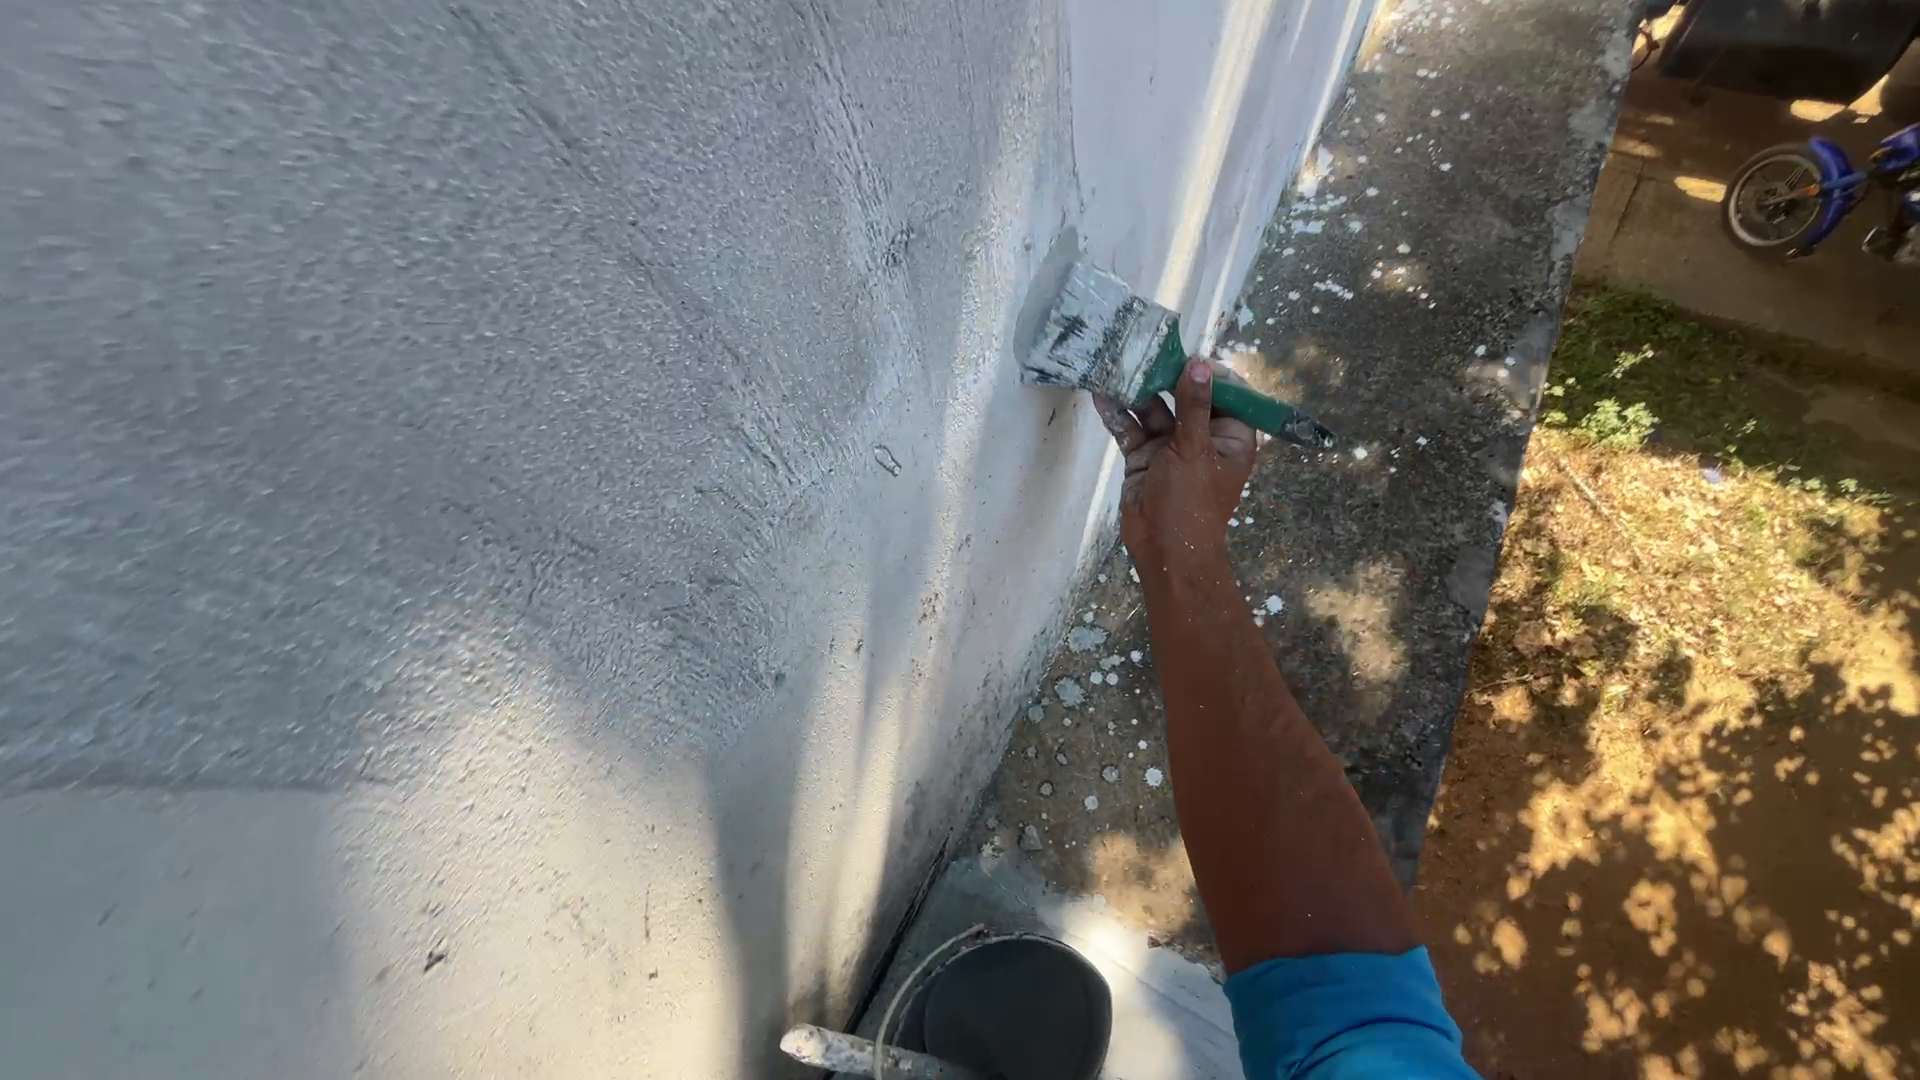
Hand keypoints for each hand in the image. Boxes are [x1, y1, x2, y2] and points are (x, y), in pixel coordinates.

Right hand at [1093, 358, 1255, 575]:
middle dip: (1165, 376)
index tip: (1187, 353)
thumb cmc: (1192, 503)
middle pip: (1185, 398)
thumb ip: (1194, 406)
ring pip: (1154, 411)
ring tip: (1118, 364)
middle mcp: (1202, 438)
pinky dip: (1118, 414)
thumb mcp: (1195, 450)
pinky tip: (1102, 394)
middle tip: (1144, 349)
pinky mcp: (1144, 458)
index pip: (1225, 394)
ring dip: (1137, 392)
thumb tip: (1199, 364)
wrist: (1164, 550)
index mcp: (1230, 437)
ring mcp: (1170, 448)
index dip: (1208, 373)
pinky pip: (1132, 430)